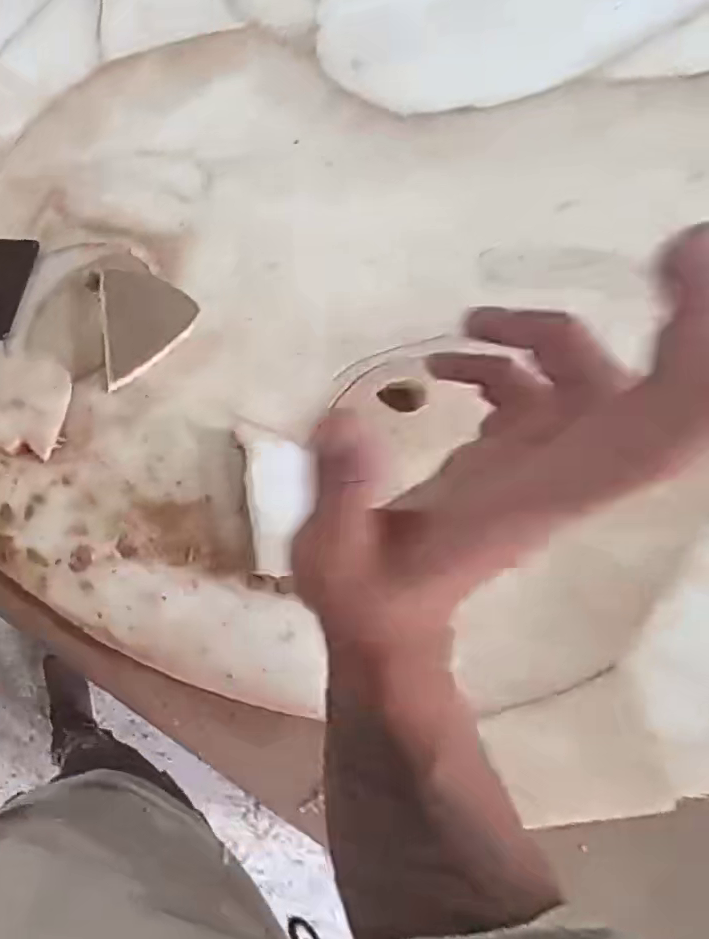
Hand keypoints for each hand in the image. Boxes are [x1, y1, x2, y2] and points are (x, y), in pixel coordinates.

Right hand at [294, 223, 708, 661]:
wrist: (383, 626)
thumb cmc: (361, 594)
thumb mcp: (333, 547)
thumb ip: (343, 486)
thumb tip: (342, 416)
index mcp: (537, 495)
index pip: (662, 428)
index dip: (699, 355)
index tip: (686, 279)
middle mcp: (561, 474)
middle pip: (665, 394)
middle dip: (693, 318)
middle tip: (678, 246)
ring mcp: (539, 468)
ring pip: (596, 386)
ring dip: (553, 339)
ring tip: (467, 322)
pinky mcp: (509, 467)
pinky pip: (542, 401)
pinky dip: (510, 368)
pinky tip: (449, 368)